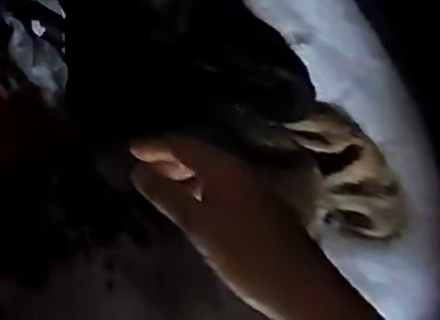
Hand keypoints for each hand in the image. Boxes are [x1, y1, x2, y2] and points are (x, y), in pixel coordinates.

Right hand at [131, 136, 378, 319]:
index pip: (180, 144)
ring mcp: (255, 191)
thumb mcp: (198, 224)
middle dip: (168, 159)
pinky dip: (201, 189)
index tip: (130, 150)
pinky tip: (196, 208)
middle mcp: (240, 171)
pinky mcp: (265, 211)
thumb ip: (165, 194)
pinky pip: (223, 186)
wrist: (309, 295)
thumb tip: (136, 170)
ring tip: (165, 189)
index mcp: (223, 167)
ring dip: (185, 175)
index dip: (153, 145)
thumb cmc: (246, 252)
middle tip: (144, 169)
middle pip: (197, 155)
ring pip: (211, 172)